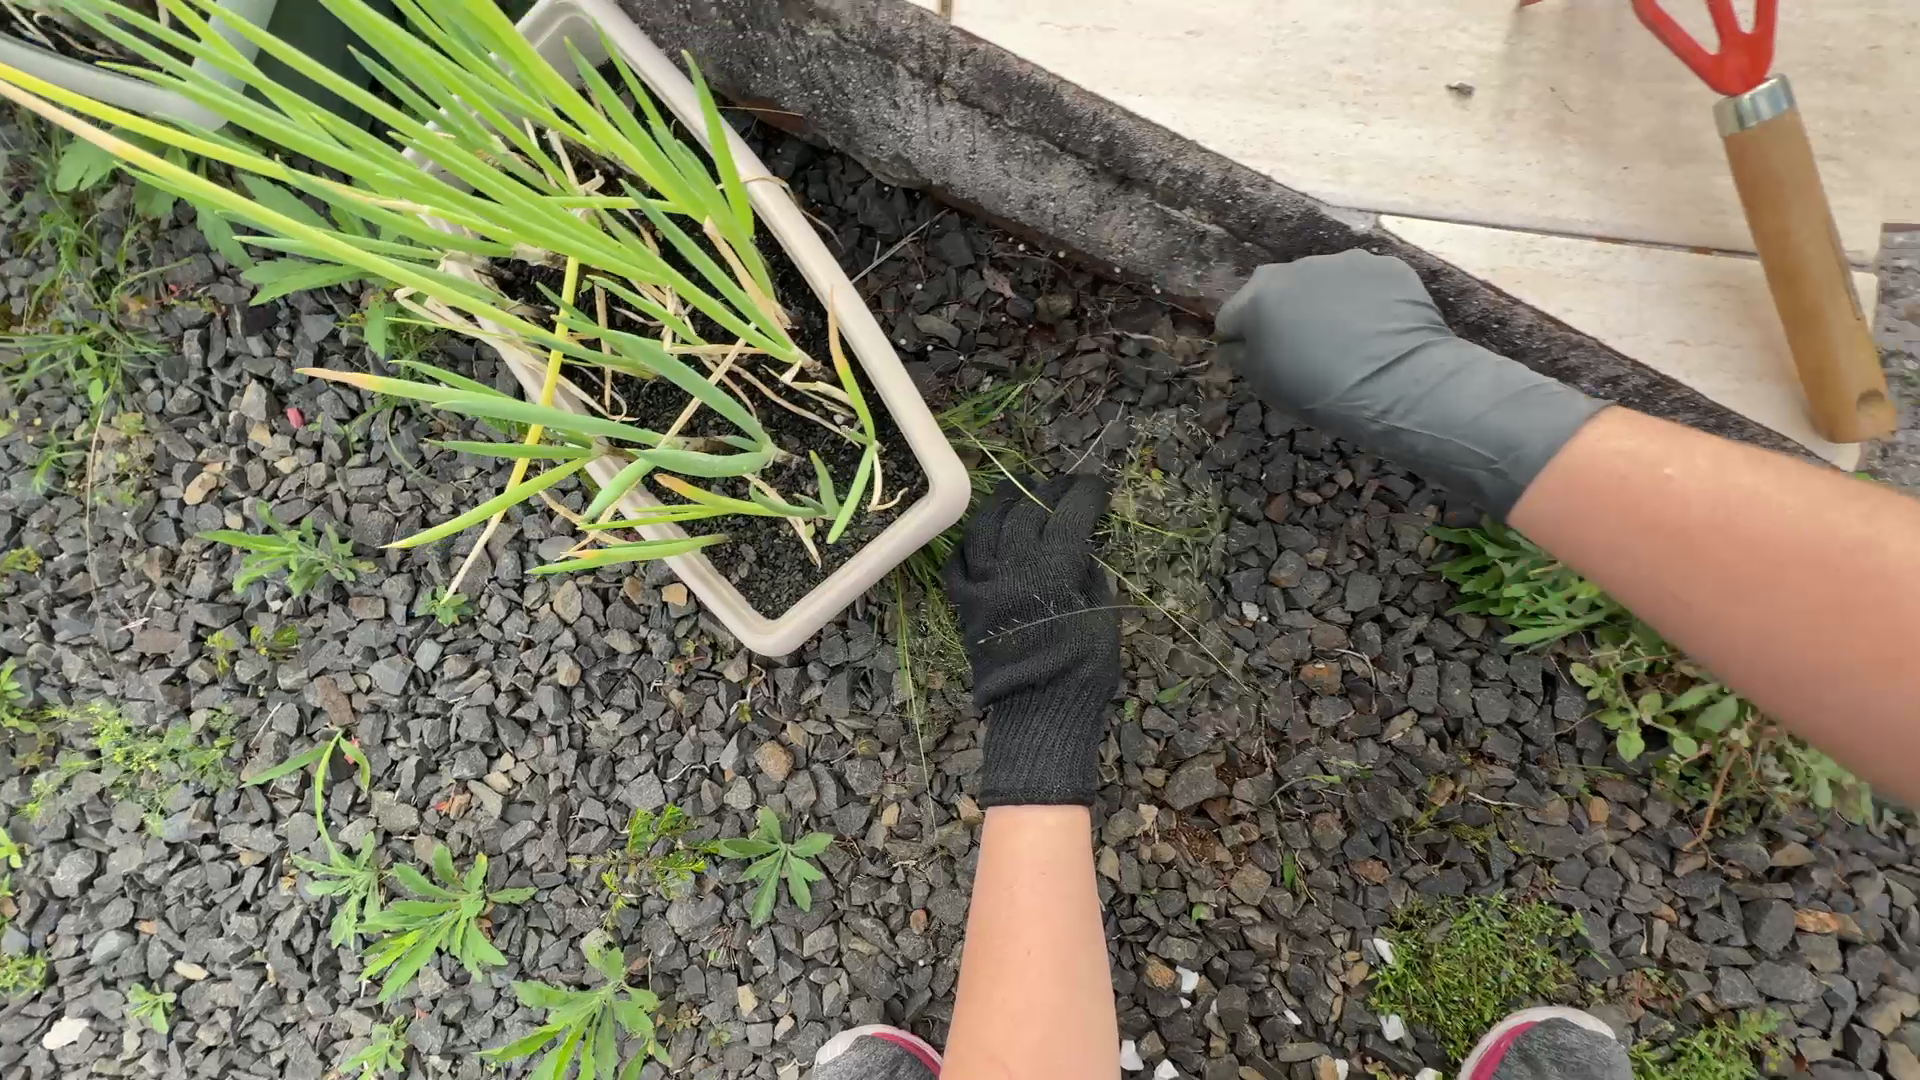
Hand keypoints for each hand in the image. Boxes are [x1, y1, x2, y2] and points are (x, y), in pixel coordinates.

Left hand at [944, 474, 1119, 806]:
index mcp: (1053, 569)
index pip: (1068, 515)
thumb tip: (1081, 549)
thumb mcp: (1102, 618)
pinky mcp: (965, 604)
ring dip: (1003, 505)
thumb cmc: (1081, 671)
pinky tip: (979, 539)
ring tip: (1017, 493)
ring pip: (985, 528)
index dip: (1084, 495)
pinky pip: (959, 566)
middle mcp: (1013, 567)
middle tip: (1062, 484)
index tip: (1096, 486)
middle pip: (1026, 512)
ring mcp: (983, 583)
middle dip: (1048, 491)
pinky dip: (968, 548)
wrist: (1038, 713)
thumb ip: (1090, 577)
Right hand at [1216, 249, 1607, 518]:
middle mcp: (1299, 270)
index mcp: (1262, 300)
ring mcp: (1344, 266)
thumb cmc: (1332, 401)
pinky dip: (1360, 305)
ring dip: (1323, 309)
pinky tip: (1376, 337)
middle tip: (1301, 353)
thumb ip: (1254, 355)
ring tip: (1346, 348)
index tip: (1252, 360)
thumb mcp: (1275, 386)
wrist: (1412, 392)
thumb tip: (1251, 342)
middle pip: (1275, 292)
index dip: (1240, 340)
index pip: (1231, 314)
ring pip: (1319, 285)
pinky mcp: (1386, 270)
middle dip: (1282, 317)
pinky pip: (1358, 287)